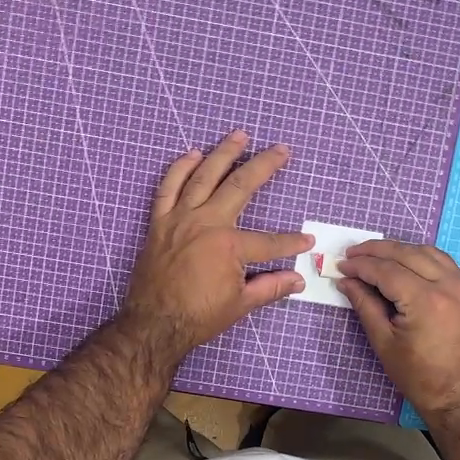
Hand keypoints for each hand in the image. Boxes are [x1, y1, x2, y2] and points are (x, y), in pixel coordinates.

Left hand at [121, 130, 313, 357]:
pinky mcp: (160, 223)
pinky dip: (179, 169)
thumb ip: (270, 287)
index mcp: (229, 245)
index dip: (291, 242)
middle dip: (264, 166)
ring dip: (223, 153)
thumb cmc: (198, 317)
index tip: (307, 242)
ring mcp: (180, 219)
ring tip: (239, 135)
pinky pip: (168, 187)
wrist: (153, 324)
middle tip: (281, 149)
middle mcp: (205, 222)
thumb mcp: (240, 305)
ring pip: (203, 176)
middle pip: (240, 187)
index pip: (269, 241)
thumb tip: (298, 280)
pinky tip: (192, 154)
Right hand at [336, 241, 459, 418]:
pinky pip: (444, 263)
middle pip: (407, 254)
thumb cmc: (418, 376)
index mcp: (426, 301)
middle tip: (353, 253)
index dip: (361, 266)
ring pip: (428, 253)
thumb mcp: (384, 342)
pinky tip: (405, 263)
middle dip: (377, 250)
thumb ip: (365, 305)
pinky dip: (421, 258)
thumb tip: (347, 281)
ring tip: (376, 256)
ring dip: (400, 250)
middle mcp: (449, 286)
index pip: (387, 271)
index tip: (342, 265)